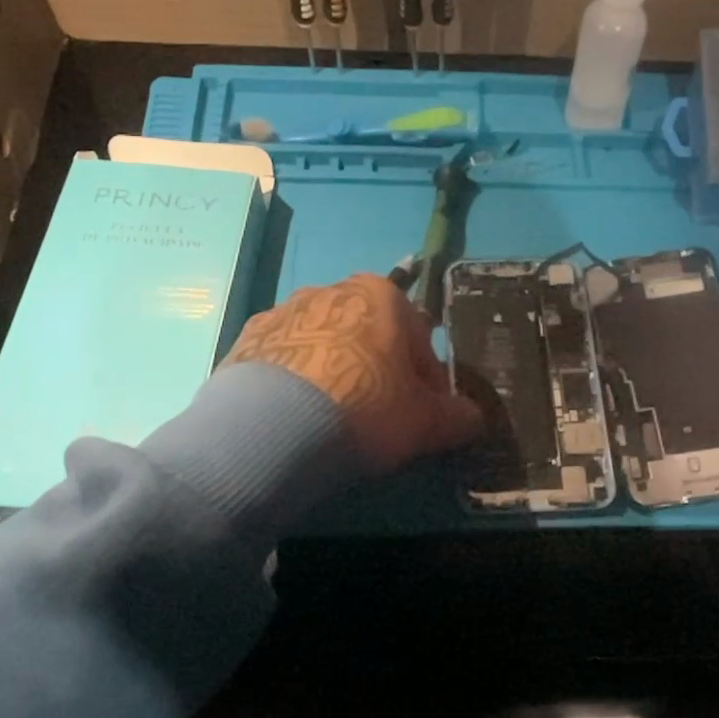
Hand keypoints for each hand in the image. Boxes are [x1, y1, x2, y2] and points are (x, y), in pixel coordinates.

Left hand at [221, 274, 481, 472]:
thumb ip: (458, 417)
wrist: (274, 427)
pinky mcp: (245, 339)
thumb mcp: (427, 423)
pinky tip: (299, 419)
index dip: (428, 381)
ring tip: (334, 421)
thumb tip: (473, 419)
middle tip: (381, 419)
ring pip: (325, 345)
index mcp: (382, 295)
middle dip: (379, 371)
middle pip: (370, 336)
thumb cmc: (366, 410)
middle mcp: (331, 290)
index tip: (424, 416)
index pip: (421, 338)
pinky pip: (285, 361)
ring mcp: (283, 311)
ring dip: (336, 374)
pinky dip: (297, 383)